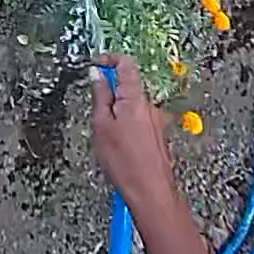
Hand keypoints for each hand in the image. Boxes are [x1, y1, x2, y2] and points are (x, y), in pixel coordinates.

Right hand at [89, 54, 179, 214]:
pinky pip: (138, 119)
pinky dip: (126, 125)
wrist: (152, 194)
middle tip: (96, 109)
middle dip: (110, 91)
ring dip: (118, 111)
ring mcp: (155, 120)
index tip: (96, 64)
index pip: (125, 62)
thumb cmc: (126, 163)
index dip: (109, 58)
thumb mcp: (102, 125)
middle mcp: (149, 104)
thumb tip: (96, 74)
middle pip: (128, 84)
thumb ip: (100, 95)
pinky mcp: (157, 134)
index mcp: (135, 97)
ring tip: (107, 136)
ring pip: (132, 104)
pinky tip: (119, 147)